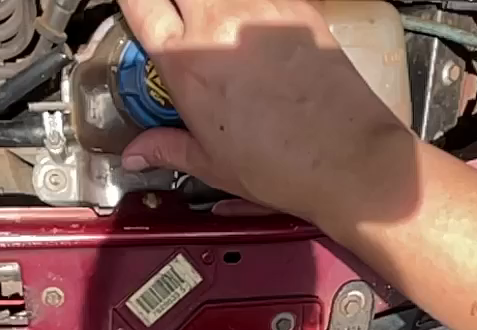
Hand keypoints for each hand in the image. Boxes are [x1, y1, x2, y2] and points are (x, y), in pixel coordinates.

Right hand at [116, 0, 420, 225]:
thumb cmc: (283, 166)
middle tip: (177, 23)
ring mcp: (258, 8)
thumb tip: (139, 152)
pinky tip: (251, 34)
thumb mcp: (212, 165)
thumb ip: (168, 148)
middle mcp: (219, 24)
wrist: (344, 157)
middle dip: (175, 5)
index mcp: (188, 63)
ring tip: (216, 32)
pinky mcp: (295, 5)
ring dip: (211, 8)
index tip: (136, 12)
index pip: (141, 5)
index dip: (133, 5)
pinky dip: (249, 8)